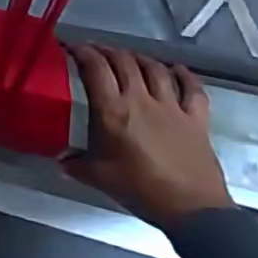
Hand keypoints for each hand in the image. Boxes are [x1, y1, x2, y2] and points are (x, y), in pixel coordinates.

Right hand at [63, 43, 233, 226]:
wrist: (193, 211)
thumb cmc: (140, 190)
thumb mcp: (98, 177)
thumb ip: (75, 163)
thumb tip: (60, 158)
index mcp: (113, 110)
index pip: (95, 68)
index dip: (81, 51)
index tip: (71, 47)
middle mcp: (141, 100)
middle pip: (124, 62)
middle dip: (107, 50)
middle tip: (95, 51)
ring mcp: (172, 108)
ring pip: (155, 69)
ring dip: (139, 58)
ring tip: (129, 57)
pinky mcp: (197, 120)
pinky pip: (192, 89)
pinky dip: (184, 75)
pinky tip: (176, 69)